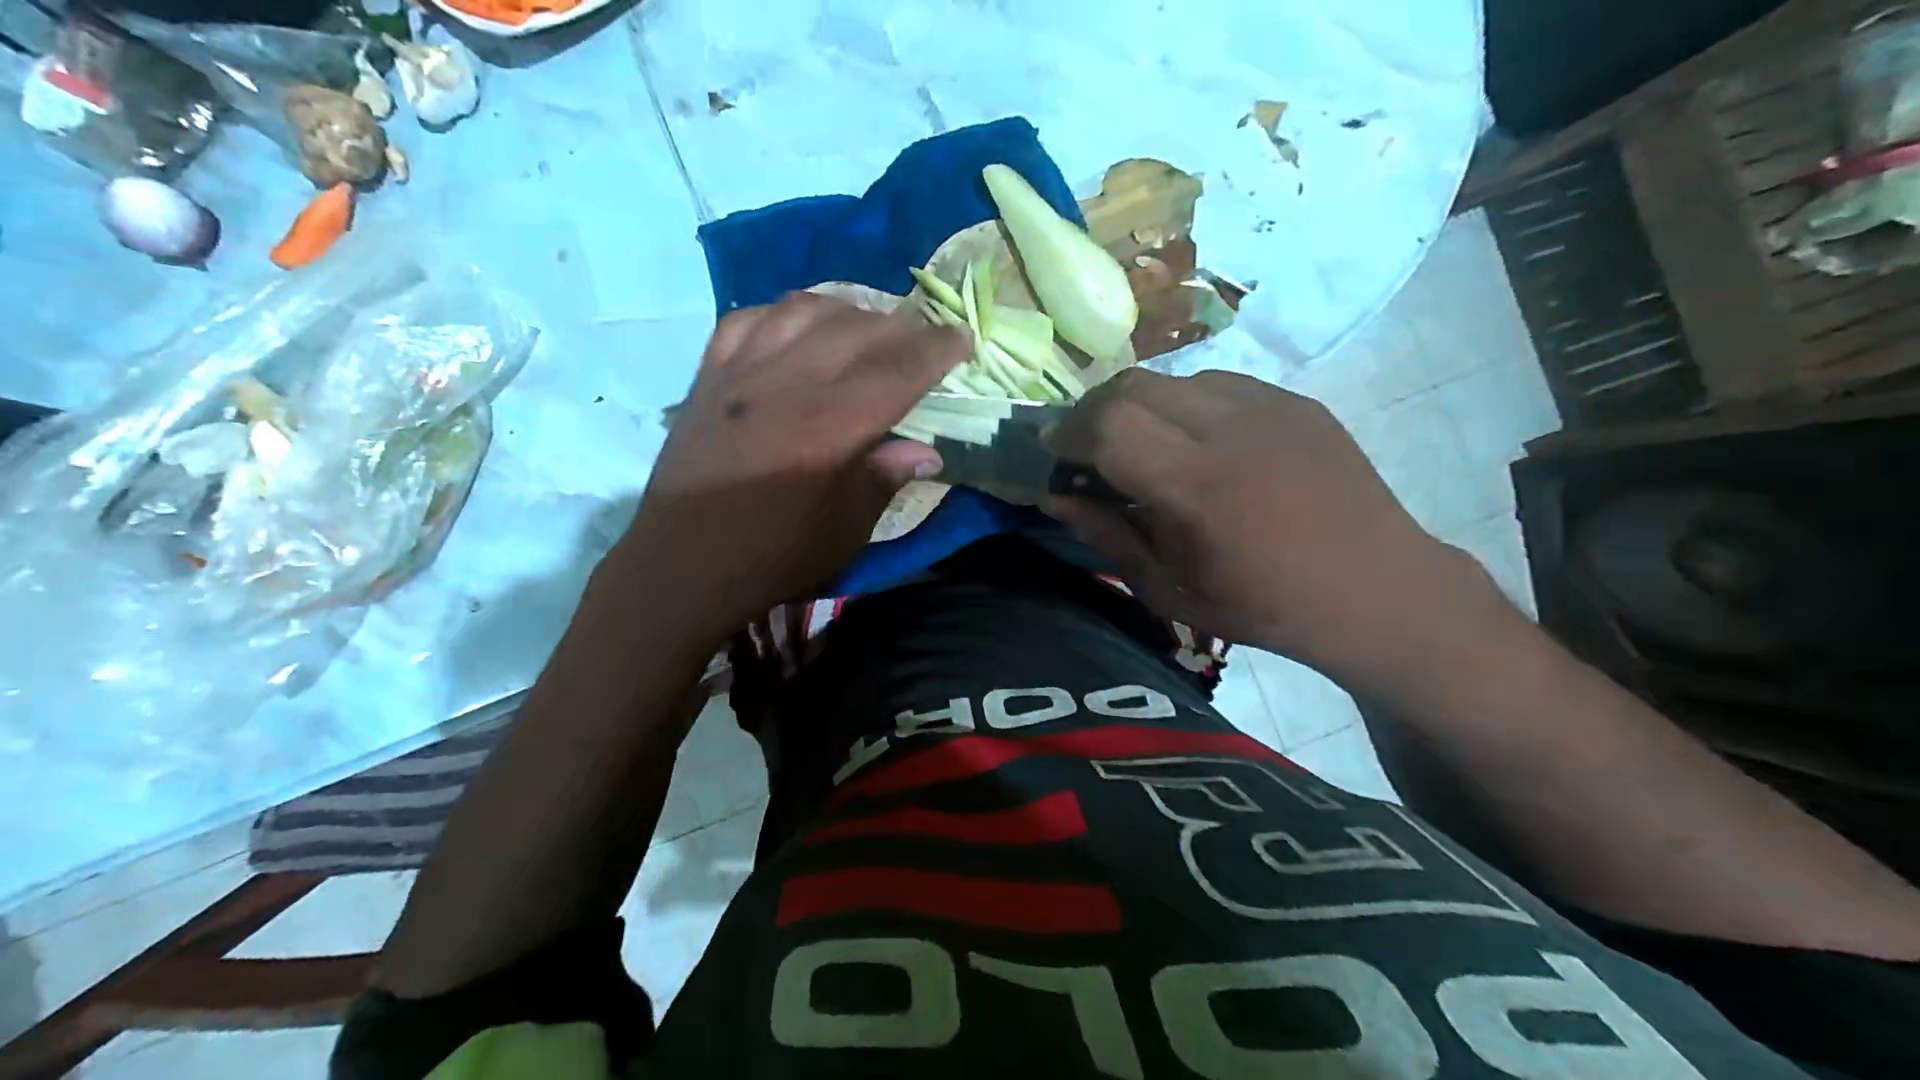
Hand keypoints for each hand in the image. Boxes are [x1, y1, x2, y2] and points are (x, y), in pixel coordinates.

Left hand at [610, 294, 963, 641]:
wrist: (683, 564)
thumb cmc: (773, 557)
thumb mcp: (844, 531)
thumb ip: (884, 479)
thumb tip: (927, 453)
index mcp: (829, 427)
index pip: (896, 371)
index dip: (936, 350)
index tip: (962, 338)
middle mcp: (787, 384)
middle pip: (856, 331)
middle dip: (900, 327)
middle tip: (923, 337)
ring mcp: (741, 373)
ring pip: (803, 311)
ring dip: (846, 310)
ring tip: (867, 324)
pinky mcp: (708, 377)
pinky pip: (748, 320)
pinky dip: (783, 313)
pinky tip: (798, 324)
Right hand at [1047, 369, 1514, 690]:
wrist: (1378, 590)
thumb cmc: (1264, 608)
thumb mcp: (1170, 591)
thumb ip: (1107, 537)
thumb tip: (1054, 497)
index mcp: (1199, 487)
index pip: (1109, 425)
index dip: (1067, 433)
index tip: (1052, 454)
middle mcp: (1233, 429)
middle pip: (1132, 386)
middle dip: (1093, 412)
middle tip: (1085, 448)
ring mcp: (1271, 406)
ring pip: (1173, 380)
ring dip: (1138, 407)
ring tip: (1141, 448)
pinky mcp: (1296, 401)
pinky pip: (1217, 386)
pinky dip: (1183, 407)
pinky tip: (1195, 445)